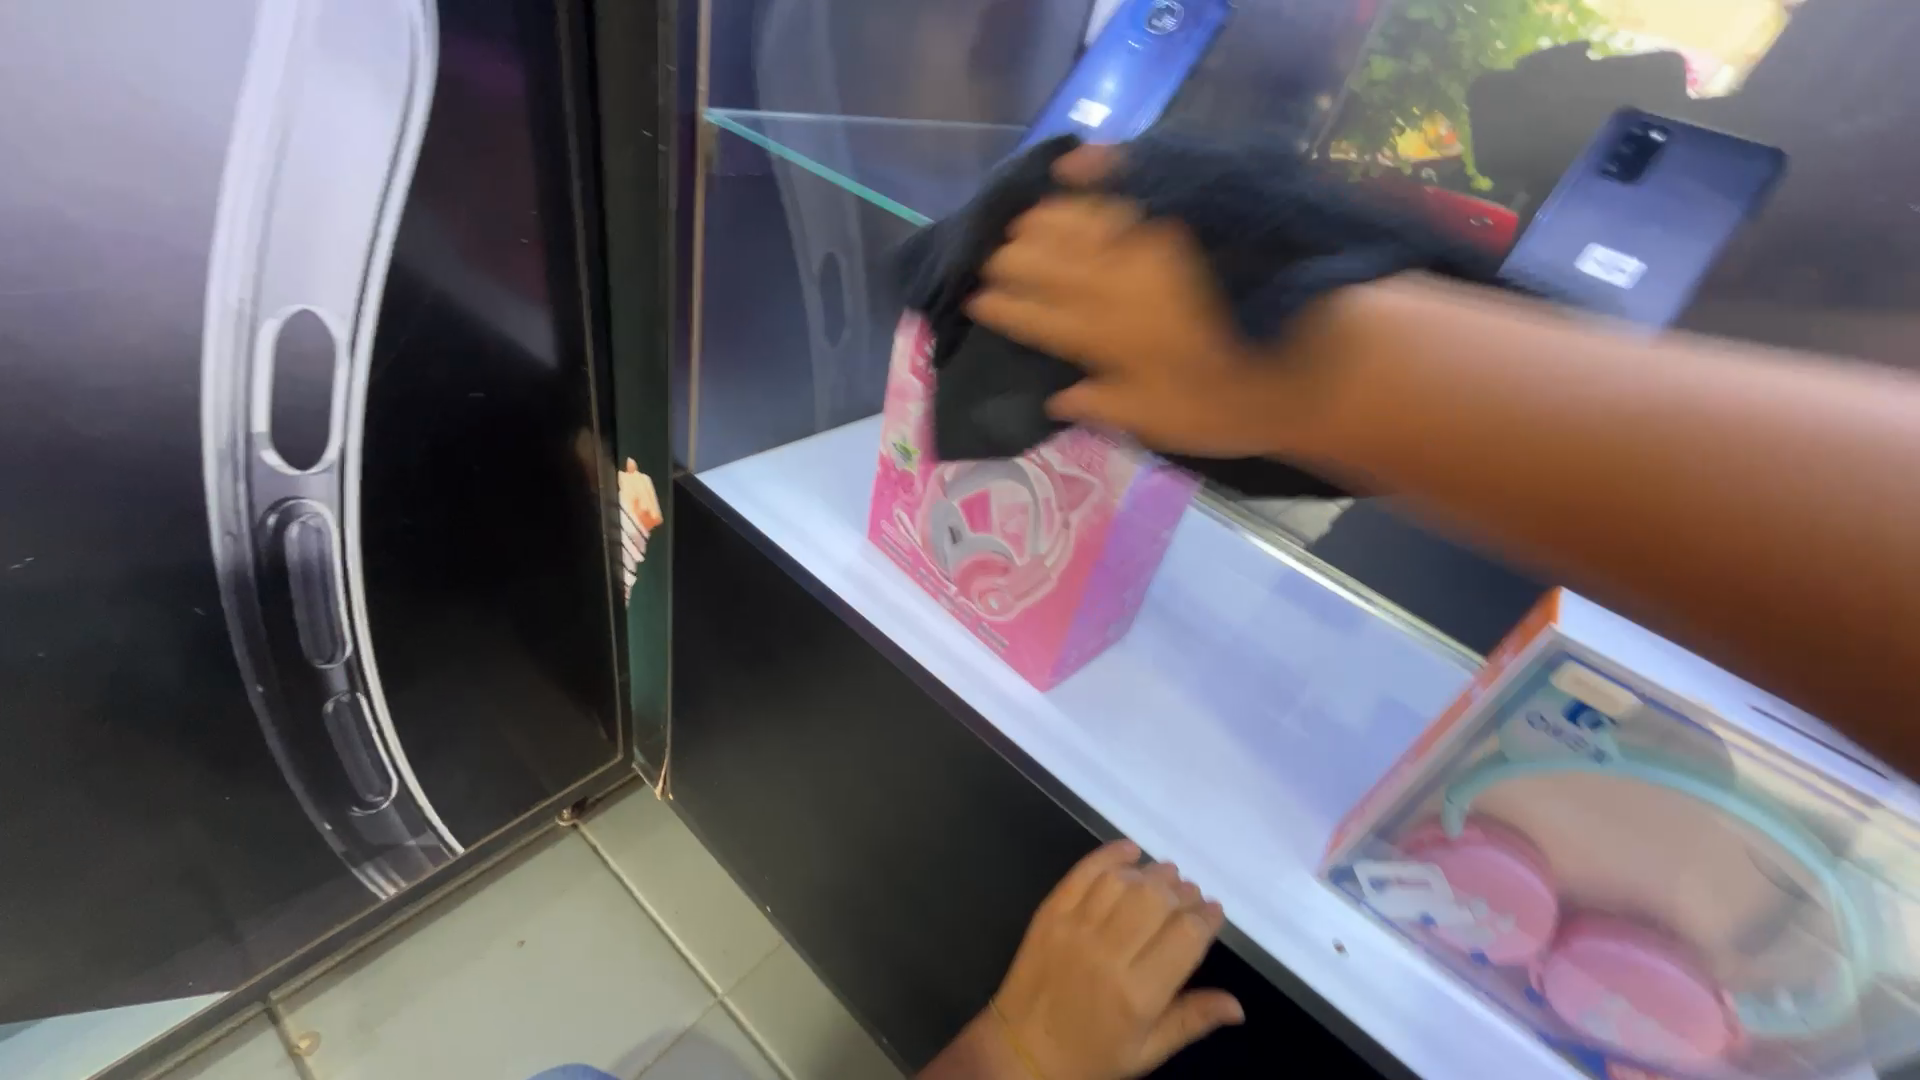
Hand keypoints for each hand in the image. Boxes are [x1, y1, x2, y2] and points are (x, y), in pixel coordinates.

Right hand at [964, 148, 1318, 459]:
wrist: (1310, 366)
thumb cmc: (1231, 406)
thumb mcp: (1163, 426)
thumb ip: (1107, 406)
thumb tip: (1056, 398)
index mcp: (1111, 344)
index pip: (1043, 322)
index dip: (1007, 310)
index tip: (976, 299)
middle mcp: (1124, 292)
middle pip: (1057, 270)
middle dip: (1018, 262)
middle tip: (990, 255)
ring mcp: (1156, 253)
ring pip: (1087, 230)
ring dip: (1047, 223)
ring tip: (1020, 220)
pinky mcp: (1187, 226)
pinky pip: (1136, 191)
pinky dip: (1103, 175)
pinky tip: (1078, 167)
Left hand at [989, 840, 1241, 1079]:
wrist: (1023, 1049)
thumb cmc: (1091, 1056)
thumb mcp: (1147, 1052)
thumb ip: (1191, 1021)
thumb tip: (1238, 1005)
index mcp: (1137, 994)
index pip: (1185, 939)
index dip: (1205, 918)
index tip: (1214, 910)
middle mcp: (1107, 953)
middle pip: (1155, 902)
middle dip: (1181, 891)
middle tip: (1191, 891)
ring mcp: (1075, 927)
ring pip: (1122, 883)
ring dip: (1150, 872)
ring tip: (1166, 874)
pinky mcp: (1051, 911)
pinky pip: (1083, 872)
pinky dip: (1109, 856)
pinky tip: (1129, 851)